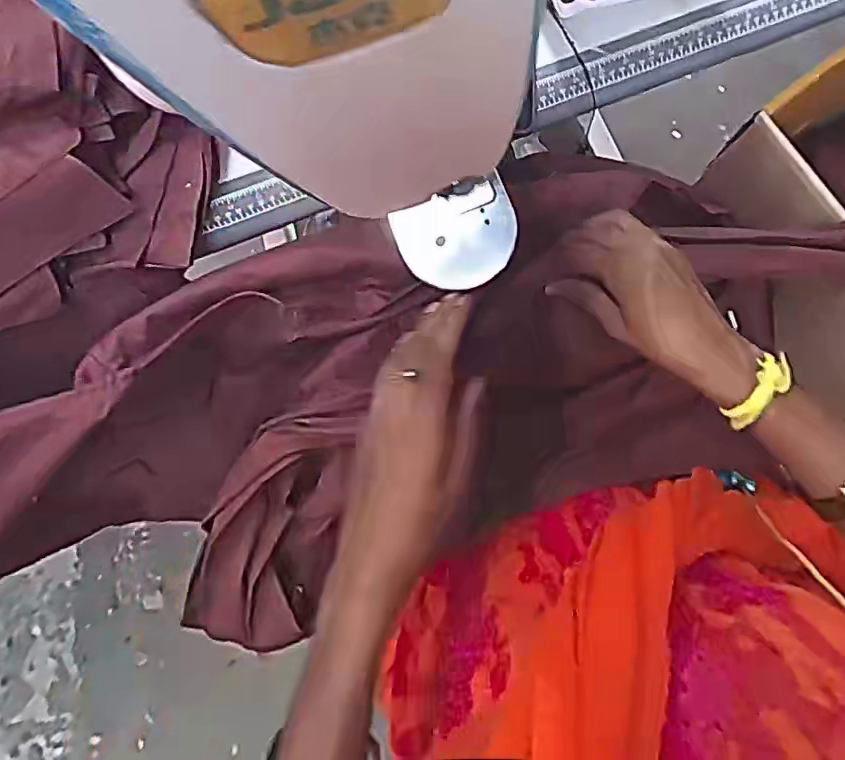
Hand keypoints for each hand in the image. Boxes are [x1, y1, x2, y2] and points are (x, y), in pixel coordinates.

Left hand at [336, 294, 484, 599]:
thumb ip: (468, 417)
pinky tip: (412, 349)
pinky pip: (388, 367)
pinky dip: (404, 348)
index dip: (453, 319)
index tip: (468, 295)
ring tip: (437, 313)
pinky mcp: (367, 417)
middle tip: (456, 296)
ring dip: (418, 329)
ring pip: (397, 352)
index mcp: (422, 405)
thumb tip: (477, 377)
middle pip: (415, 344)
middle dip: (436, 317)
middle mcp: (395, 396)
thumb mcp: (460, 470)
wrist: (370, 550)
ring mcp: (376, 405)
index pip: (438, 347)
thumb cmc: (426, 515)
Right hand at [558, 210, 762, 408]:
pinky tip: (607, 245)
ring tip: (580, 245)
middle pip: (596, 228)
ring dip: (593, 227)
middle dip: (573, 238)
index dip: (560, 256)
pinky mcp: (669, 247)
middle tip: (559, 254)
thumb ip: (586, 297)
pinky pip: (634, 225)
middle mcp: (640, 245)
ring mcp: (657, 243)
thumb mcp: (616, 324)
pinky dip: (614, 228)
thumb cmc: (661, 341)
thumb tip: (556, 284)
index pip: (581, 249)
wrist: (710, 346)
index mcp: (624, 265)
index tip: (548, 267)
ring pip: (615, 219)